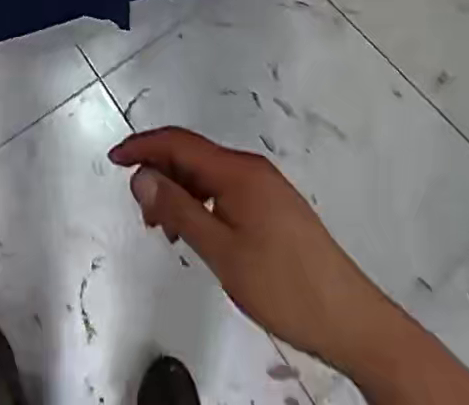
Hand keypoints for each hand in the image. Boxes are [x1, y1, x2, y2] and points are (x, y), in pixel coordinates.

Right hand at [109, 128, 406, 371]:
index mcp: (237, 172)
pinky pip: (223, 192)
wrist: (356, 325)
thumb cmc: (283, 286)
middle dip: (159, 175)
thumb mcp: (220, 250)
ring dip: (178, 194)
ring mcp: (265, 188)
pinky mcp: (273, 208)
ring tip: (167, 232)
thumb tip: (139, 175)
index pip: (177, 142)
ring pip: (205, 177)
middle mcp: (250, 170)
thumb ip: (176, 208)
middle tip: (144, 216)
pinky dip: (200, 205)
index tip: (113, 161)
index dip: (141, 146)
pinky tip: (196, 235)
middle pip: (191, 157)